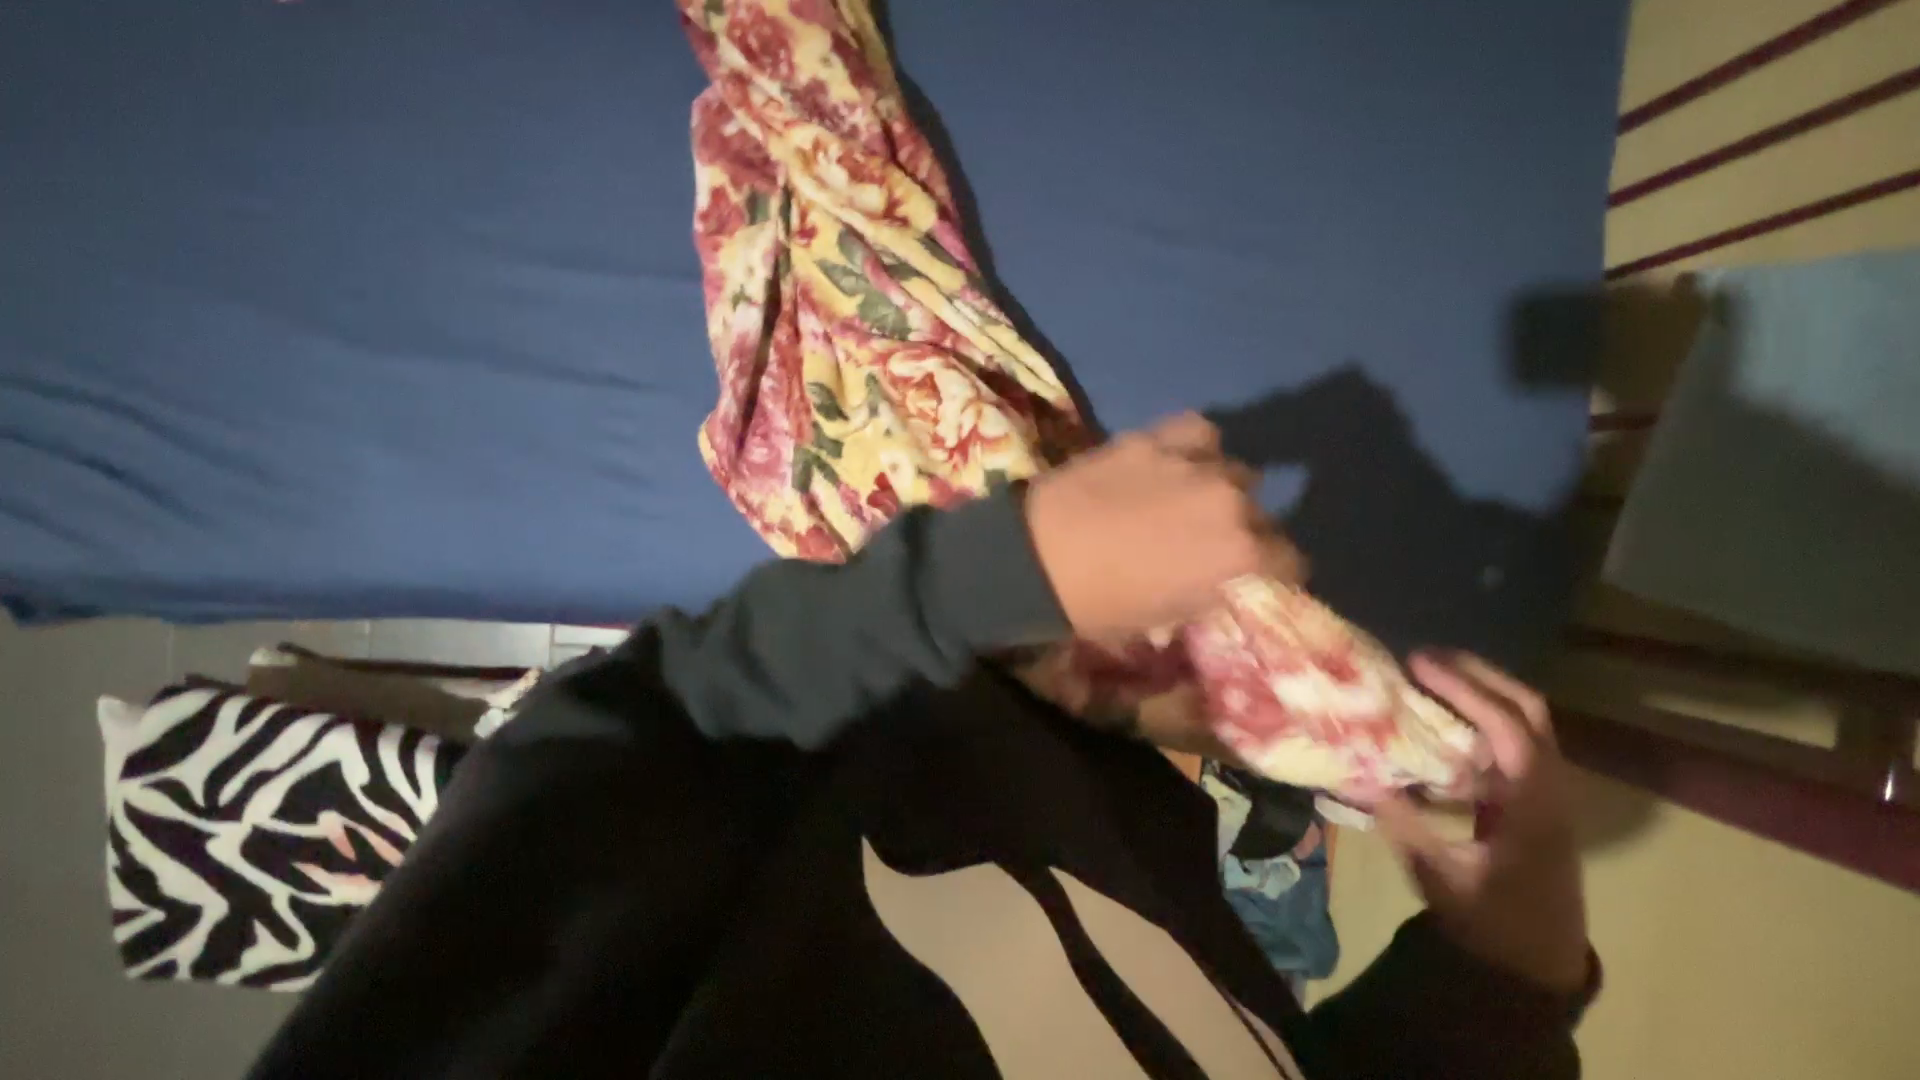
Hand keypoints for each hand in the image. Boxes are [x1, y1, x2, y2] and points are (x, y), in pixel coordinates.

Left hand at [1022, 412, 1303, 642]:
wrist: (1036, 558)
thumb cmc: (1099, 604)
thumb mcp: (1165, 616)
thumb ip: (1207, 591)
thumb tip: (1217, 579)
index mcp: (1241, 557)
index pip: (1289, 561)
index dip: (1273, 571)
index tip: (1253, 577)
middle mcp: (1231, 504)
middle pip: (1261, 514)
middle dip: (1244, 530)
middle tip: (1207, 542)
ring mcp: (1194, 465)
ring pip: (1235, 471)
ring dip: (1221, 488)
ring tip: (1189, 499)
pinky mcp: (1156, 438)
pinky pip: (1198, 431)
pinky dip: (1195, 446)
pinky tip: (1179, 460)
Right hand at [1372, 651, 1590, 993]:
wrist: (1536, 959)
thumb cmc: (1491, 920)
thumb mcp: (1440, 878)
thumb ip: (1402, 825)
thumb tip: (1357, 776)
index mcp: (1533, 804)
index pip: (1507, 729)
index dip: (1464, 691)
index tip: (1417, 664)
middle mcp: (1550, 786)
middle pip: (1528, 710)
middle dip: (1478, 675)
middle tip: (1424, 657)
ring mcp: (1547, 789)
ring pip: (1526, 720)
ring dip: (1481, 690)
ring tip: (1430, 674)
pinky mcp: (1532, 796)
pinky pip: (1513, 740)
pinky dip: (1480, 716)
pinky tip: (1441, 718)